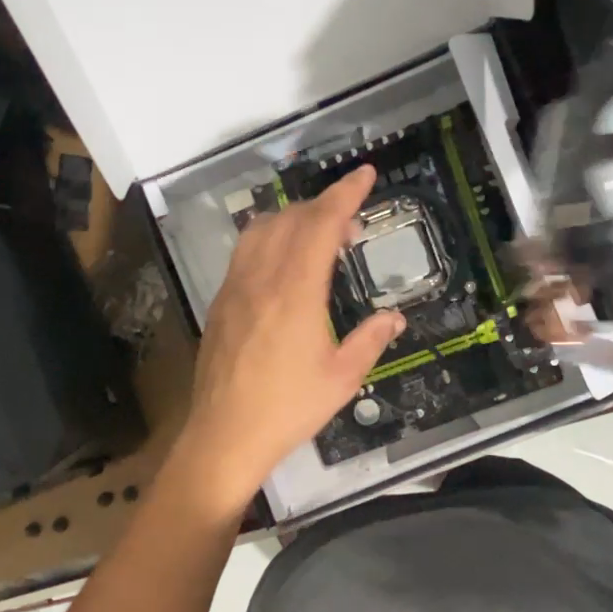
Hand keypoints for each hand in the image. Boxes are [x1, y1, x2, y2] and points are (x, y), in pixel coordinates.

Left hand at [168, 165, 404, 513]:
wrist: (225, 435)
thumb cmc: (288, 409)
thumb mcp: (342, 379)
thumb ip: (370, 341)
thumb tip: (393, 318)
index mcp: (295, 291)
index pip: (321, 224)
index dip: (345, 195)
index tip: (365, 176)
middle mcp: (260, 279)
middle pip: (289, 219)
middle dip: (322, 207)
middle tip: (349, 221)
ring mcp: (233, 290)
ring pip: (259, 231)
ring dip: (290, 219)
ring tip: (314, 236)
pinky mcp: (219, 306)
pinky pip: (243, 255)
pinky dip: (267, 241)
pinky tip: (280, 265)